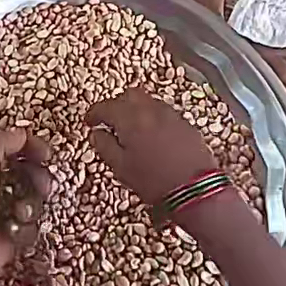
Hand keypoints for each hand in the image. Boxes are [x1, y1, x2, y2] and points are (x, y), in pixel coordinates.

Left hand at [0, 128, 52, 274]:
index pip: (15, 150)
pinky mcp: (15, 234)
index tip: (46, 154)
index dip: (31, 149)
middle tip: (42, 186)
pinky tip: (13, 231)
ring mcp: (7, 210)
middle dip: (38, 179)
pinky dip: (26, 228)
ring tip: (19, 213)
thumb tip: (22, 133)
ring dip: (30, 206)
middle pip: (31, 174)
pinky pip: (34, 225)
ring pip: (36, 200)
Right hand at [85, 89, 219, 210]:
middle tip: (110, 121)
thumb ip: (104, 146)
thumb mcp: (120, 167)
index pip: (105, 106)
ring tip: (131, 129)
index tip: (89, 122)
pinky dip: (153, 118)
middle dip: (116, 105)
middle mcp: (150, 110)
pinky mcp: (186, 124)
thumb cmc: (153, 181)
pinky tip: (152, 136)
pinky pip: (163, 113)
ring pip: (148, 102)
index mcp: (129, 118)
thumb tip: (95, 133)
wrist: (196, 190)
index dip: (94, 113)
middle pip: (129, 95)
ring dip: (136, 110)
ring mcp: (171, 115)